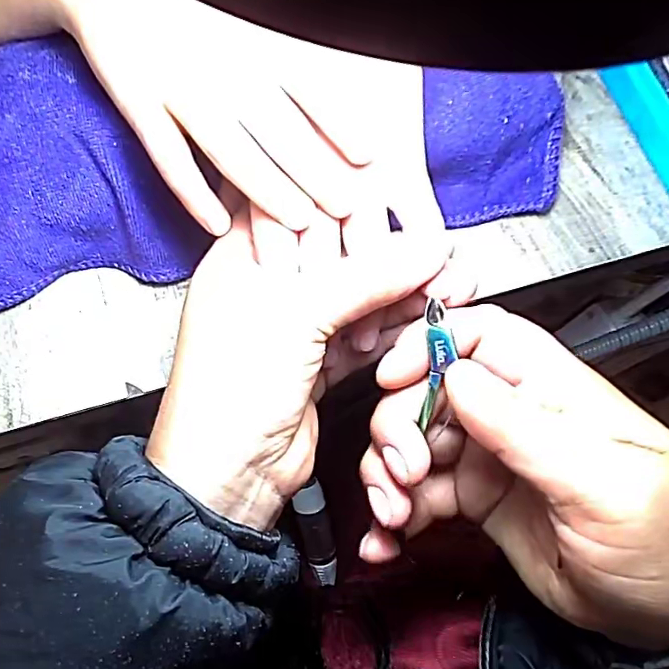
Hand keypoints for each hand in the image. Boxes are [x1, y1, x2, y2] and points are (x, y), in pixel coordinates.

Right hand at [25, 0, 440, 251]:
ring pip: (231, 155)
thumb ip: (282, 25)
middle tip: (349, 208)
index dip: (343, 125)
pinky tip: (217, 226)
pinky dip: (193, 197)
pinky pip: (170, 161)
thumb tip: (341, 48)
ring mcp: (178, 90)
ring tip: (298, 222)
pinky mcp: (140, 106)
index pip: (311, 88)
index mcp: (253, 35)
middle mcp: (222, 67)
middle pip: (281, 133)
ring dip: (267, 193)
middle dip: (319, 173)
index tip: (372, 159)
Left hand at [146, 197, 448, 531]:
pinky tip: (423, 318)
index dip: (339, 197)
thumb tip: (425, 249)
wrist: (224, 475)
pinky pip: (362, 331)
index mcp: (238, 260)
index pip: (290, 205)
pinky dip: (392, 327)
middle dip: (385, 249)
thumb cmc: (225, 393)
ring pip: (355, 292)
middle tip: (432, 248)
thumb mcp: (293, 318)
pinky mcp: (314, 361)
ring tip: (444, 284)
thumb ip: (364, 277)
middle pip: (334, 250)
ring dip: (399, 290)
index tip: (386, 193)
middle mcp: (263, 287)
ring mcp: (290, 325)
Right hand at [359, 306, 668, 650]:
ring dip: (384, 473)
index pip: (481, 335)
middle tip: (403, 471)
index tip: (394, 379)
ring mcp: (485, 456)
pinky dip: (389, 513)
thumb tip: (457, 377)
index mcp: (554, 394)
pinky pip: (409, 490)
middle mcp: (512, 416)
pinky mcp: (469, 496)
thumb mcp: (611, 490)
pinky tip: (387, 538)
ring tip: (394, 514)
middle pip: (424, 389)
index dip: (427, 343)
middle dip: (396, 426)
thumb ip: (529, 431)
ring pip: (406, 439)